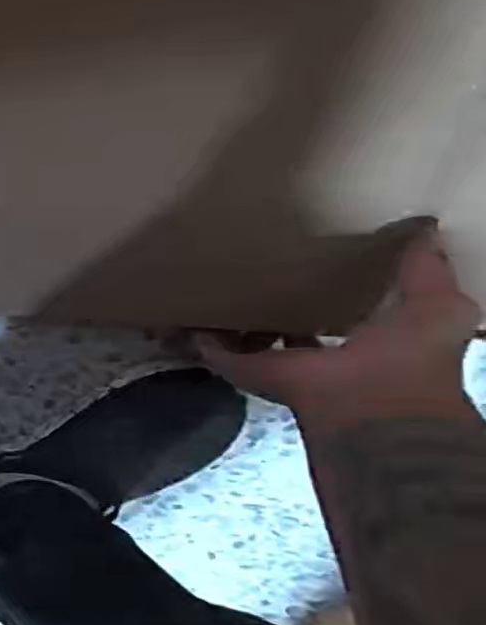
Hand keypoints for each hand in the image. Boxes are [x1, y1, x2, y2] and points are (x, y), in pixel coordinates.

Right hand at [196, 230, 480, 435]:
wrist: (364, 396)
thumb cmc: (406, 354)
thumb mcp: (437, 306)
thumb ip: (427, 271)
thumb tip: (424, 228)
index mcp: (361, 343)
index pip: (338, 316)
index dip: (325, 293)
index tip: (308, 268)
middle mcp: (313, 355)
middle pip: (285, 326)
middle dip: (271, 306)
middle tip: (251, 275)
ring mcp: (272, 361)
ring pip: (244, 336)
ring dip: (228, 319)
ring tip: (209, 289)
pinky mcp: (237, 364)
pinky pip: (208, 345)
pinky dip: (196, 332)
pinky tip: (187, 310)